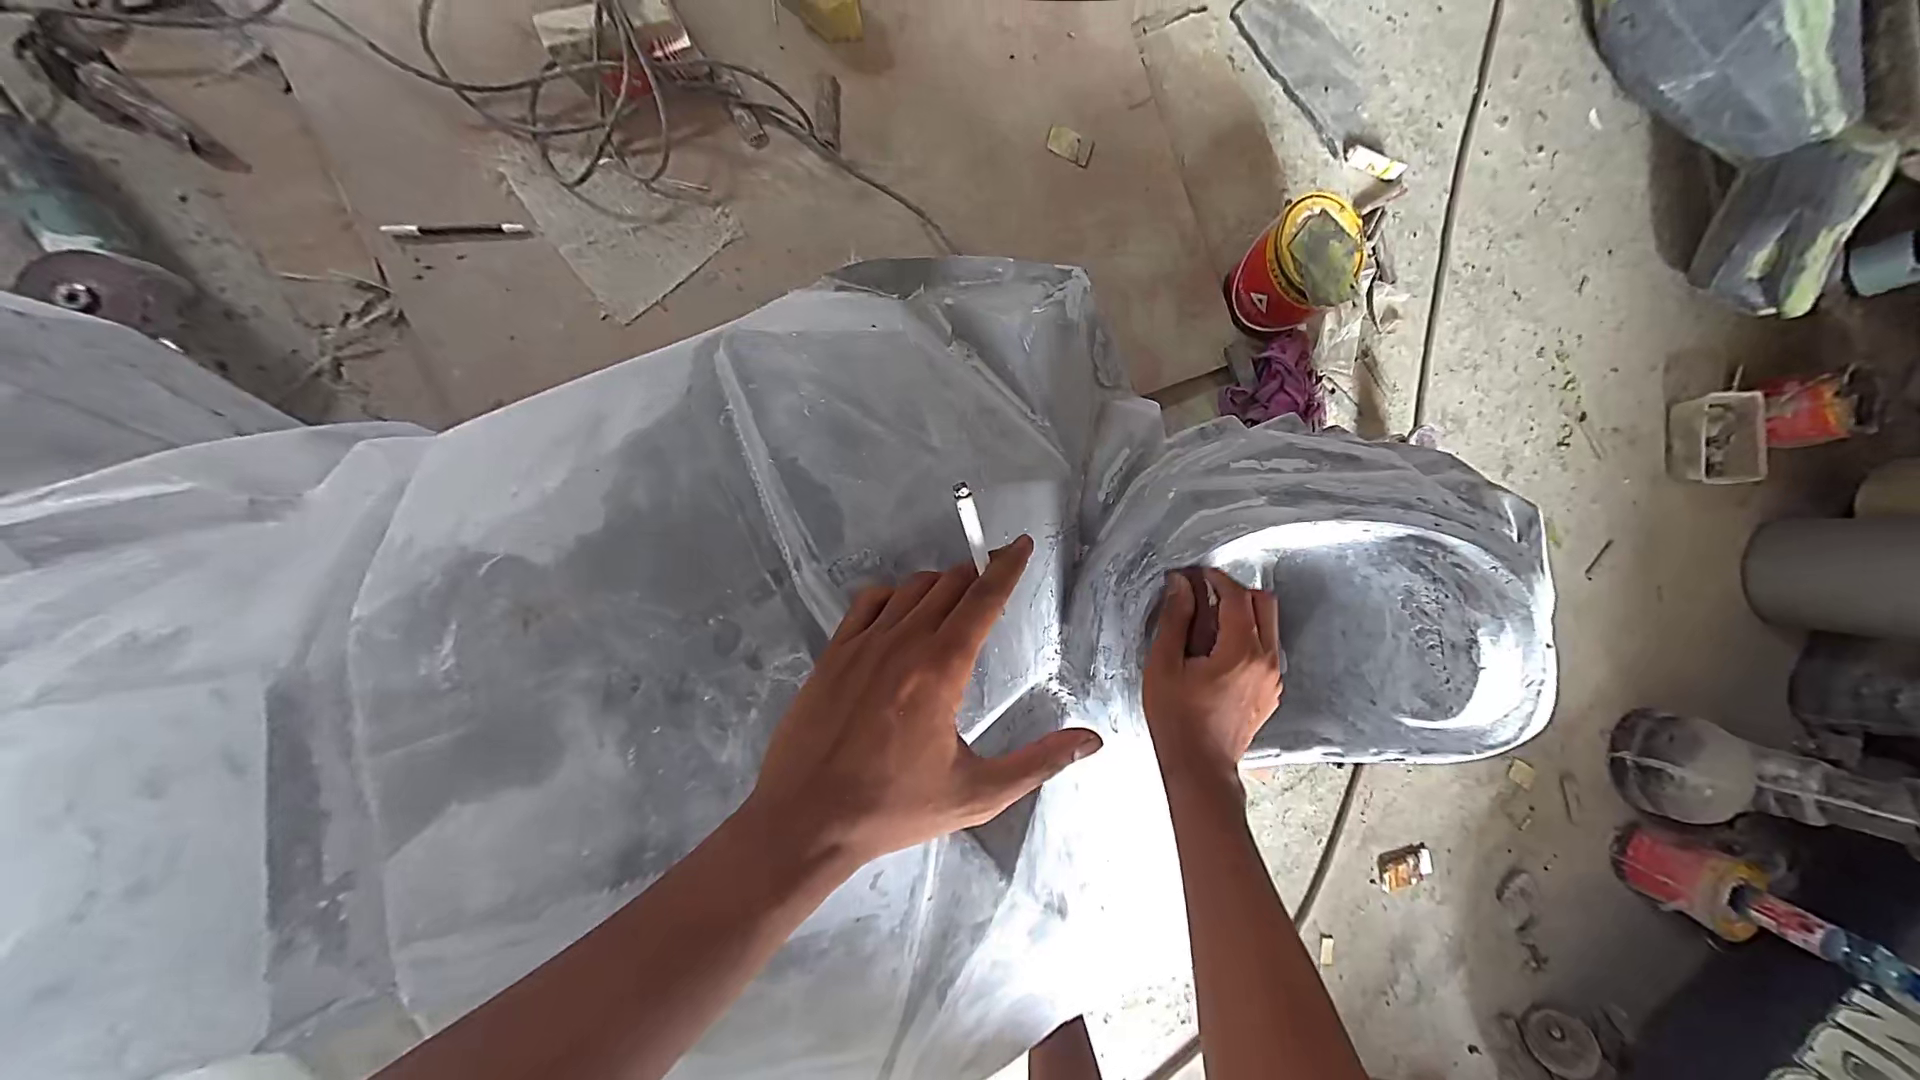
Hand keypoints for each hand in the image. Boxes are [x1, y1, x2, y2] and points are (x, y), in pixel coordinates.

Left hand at [744, 534, 1102, 865]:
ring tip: (954, 602)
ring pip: (911, 588)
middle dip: (978, 576)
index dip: (1006, 568)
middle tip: (993, 583)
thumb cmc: (892, 808)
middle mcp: (902, 644)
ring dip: (940, 585)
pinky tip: (901, 615)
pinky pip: (869, 601)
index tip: (1021, 546)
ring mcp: (863, 643)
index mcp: (940, 670)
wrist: (805, 819)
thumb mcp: (975, 794)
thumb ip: (1037, 763)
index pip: (982, 600)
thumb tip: (1090, 741)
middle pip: (948, 584)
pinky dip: (894, 595)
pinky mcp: (834, 652)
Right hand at [1142, 568, 1281, 784]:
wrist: (1199, 766)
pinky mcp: (1270, 692)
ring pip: (1268, 626)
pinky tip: (1215, 652)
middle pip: (1264, 603)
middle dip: (1235, 592)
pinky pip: (1265, 650)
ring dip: (1241, 615)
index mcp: (1242, 651)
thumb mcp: (1164, 664)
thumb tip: (1180, 585)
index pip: (1237, 597)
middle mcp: (1267, 661)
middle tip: (1204, 595)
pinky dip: (1245, 638)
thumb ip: (1175, 619)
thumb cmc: (1177, 719)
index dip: (1215, 579)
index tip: (1196, 575)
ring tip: (1204, 625)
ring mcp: (1272, 678)